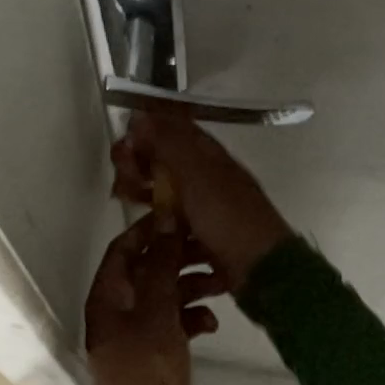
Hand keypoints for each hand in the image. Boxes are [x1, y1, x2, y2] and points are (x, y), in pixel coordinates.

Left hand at [85, 212, 225, 384]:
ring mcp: (135, 336)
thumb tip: (164, 218)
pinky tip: (211, 323)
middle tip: (213, 248)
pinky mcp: (155, 358)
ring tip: (223, 283)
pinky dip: (191, 319)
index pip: (124, 248)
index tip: (182, 214)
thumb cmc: (147, 373)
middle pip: (147, 271)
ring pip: (163, 297)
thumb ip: (161, 266)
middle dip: (179, 258)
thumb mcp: (156, 314)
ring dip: (191, 287)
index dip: (150, 229)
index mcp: (106, 297)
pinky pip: (172, 325)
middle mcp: (116, 311)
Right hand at [111, 114, 295, 290]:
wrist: (262, 270)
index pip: (170, 129)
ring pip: (164, 186)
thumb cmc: (227, 218)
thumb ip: (167, 144)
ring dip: (142, 188)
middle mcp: (206, 172)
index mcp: (207, 153)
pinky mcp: (202, 231)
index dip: (144, 133)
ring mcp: (205, 203)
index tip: (124, 147)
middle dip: (138, 163)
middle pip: (163, 157)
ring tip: (125, 199)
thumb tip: (139, 115)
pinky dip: (154, 214)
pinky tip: (142, 223)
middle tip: (123, 180)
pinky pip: (171, 215)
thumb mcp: (195, 174)